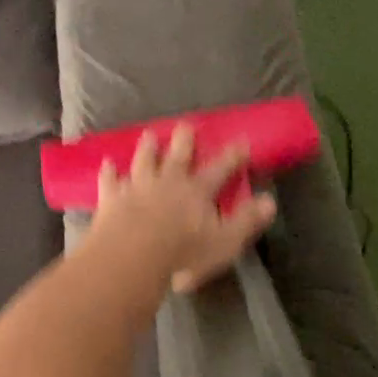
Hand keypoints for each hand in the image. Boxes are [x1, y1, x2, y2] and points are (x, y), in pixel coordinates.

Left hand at [89, 124, 277, 292]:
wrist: (133, 251)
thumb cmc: (183, 250)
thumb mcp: (225, 241)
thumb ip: (247, 220)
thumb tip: (270, 200)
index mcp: (197, 191)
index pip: (220, 169)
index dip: (232, 156)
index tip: (241, 141)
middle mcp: (168, 181)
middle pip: (178, 155)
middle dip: (184, 139)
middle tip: (186, 125)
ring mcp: (138, 186)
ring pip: (144, 161)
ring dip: (147, 148)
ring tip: (149, 135)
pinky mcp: (112, 198)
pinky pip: (110, 181)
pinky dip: (109, 172)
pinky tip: (107, 163)